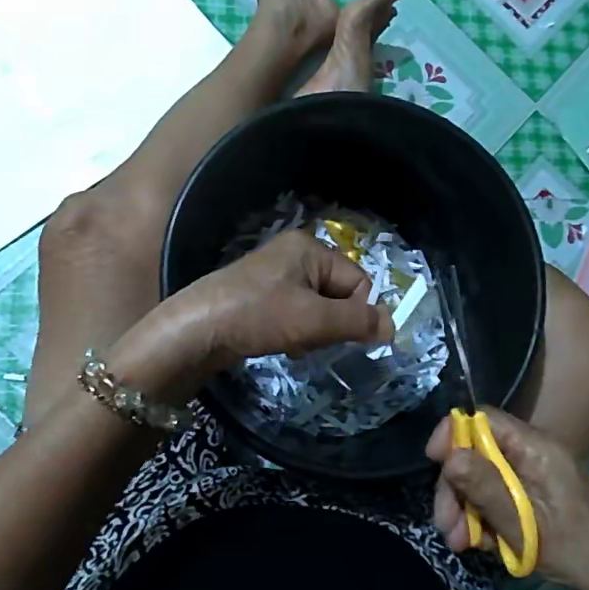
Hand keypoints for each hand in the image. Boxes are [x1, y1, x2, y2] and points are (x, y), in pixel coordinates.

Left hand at [115, 230, 394, 400]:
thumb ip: (358, 322)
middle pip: (339, 293)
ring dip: (314, 330)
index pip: (359, 281)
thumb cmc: (258, 316)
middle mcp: (295, 253)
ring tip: (292, 342)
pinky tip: (280, 342)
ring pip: (319, 306)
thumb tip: (393, 328)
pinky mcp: (261, 293)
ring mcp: (276, 272)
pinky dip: (296, 330)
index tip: (333, 333)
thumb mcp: (314, 320)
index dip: (354, 312)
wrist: (195, 332)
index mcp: (311, 247)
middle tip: (309, 338)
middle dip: (331, 322)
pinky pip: (297, 311)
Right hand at [427, 408, 588, 589]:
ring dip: (465, 510)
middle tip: (446, 528)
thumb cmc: (574, 549)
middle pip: (476, 453)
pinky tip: (483, 546)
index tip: (433, 462)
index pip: (485, 419)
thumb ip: (486, 488)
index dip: (454, 434)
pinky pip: (494, 498)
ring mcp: (530, 477)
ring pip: (481, 479)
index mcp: (535, 447)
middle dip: (456, 488)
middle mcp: (530, 454)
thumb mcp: (525, 523)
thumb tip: (449, 456)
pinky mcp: (529, 498)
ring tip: (461, 545)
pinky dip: (482, 520)